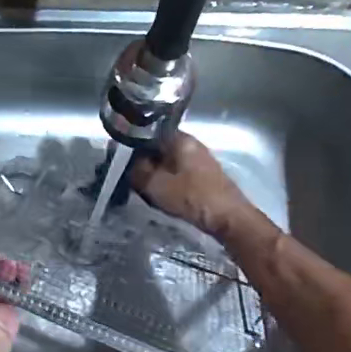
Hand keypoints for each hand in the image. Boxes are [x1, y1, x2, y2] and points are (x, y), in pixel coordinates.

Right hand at [130, 132, 260, 239]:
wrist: (229, 218)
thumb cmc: (192, 197)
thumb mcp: (156, 185)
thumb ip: (137, 172)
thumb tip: (128, 164)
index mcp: (180, 139)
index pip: (149, 134)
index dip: (133, 147)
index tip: (121, 162)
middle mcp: (192, 144)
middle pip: (160, 149)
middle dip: (145, 163)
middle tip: (132, 179)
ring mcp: (200, 160)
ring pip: (169, 163)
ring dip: (156, 175)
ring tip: (145, 189)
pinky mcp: (205, 177)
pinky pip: (179, 174)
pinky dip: (168, 183)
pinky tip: (163, 196)